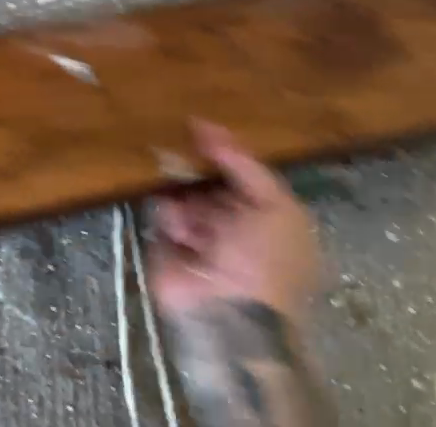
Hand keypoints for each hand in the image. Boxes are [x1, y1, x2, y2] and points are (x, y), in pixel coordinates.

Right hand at [147, 120, 319, 323]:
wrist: (228, 311)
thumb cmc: (264, 259)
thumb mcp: (274, 207)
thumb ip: (245, 165)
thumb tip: (207, 125)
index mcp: (269, 219)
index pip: (243, 174)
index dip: (223, 152)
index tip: (197, 126)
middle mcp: (235, 226)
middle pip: (208, 183)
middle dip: (193, 169)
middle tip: (176, 148)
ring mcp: (200, 237)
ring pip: (182, 196)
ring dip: (178, 192)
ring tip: (179, 196)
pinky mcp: (168, 245)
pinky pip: (161, 215)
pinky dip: (165, 213)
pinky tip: (175, 224)